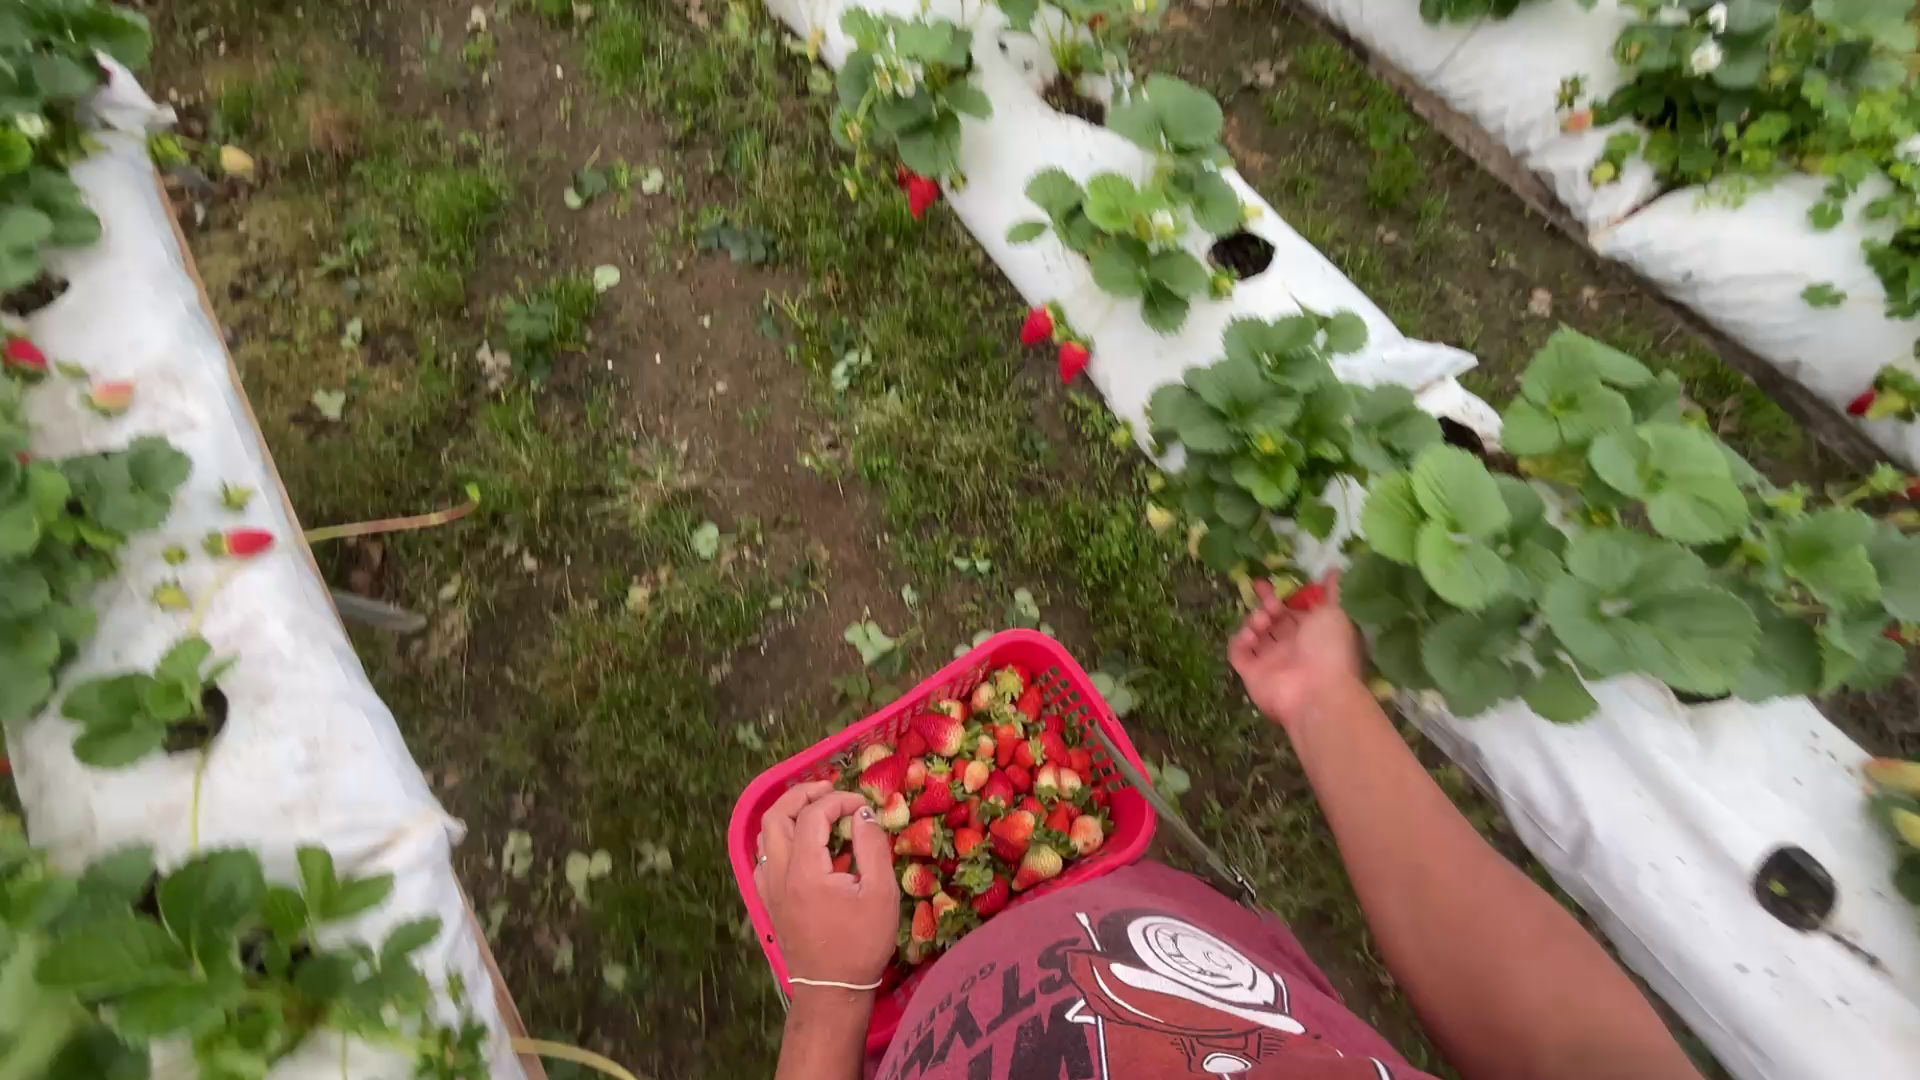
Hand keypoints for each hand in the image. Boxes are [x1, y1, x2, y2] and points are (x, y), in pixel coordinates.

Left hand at [754, 781, 900, 991]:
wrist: (833, 992)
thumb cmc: (861, 943)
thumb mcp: (880, 892)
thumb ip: (872, 845)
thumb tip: (861, 812)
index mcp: (805, 872)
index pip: (813, 815)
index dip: (838, 800)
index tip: (862, 806)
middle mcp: (779, 875)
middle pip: (777, 816)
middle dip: (803, 795)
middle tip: (830, 790)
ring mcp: (769, 888)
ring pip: (766, 834)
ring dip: (790, 813)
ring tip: (818, 810)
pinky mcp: (769, 900)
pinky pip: (765, 856)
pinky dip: (782, 837)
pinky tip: (804, 843)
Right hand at [1228, 574, 1363, 730]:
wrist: (1316, 693)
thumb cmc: (1329, 649)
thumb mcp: (1335, 613)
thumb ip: (1332, 591)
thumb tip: (1335, 568)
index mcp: (1312, 633)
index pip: (1293, 611)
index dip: (1282, 596)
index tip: (1271, 582)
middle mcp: (1291, 647)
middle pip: (1272, 620)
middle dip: (1265, 603)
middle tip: (1259, 589)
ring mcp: (1270, 661)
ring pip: (1254, 634)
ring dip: (1254, 620)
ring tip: (1261, 621)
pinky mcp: (1251, 673)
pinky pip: (1238, 653)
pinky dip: (1239, 642)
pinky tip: (1248, 637)